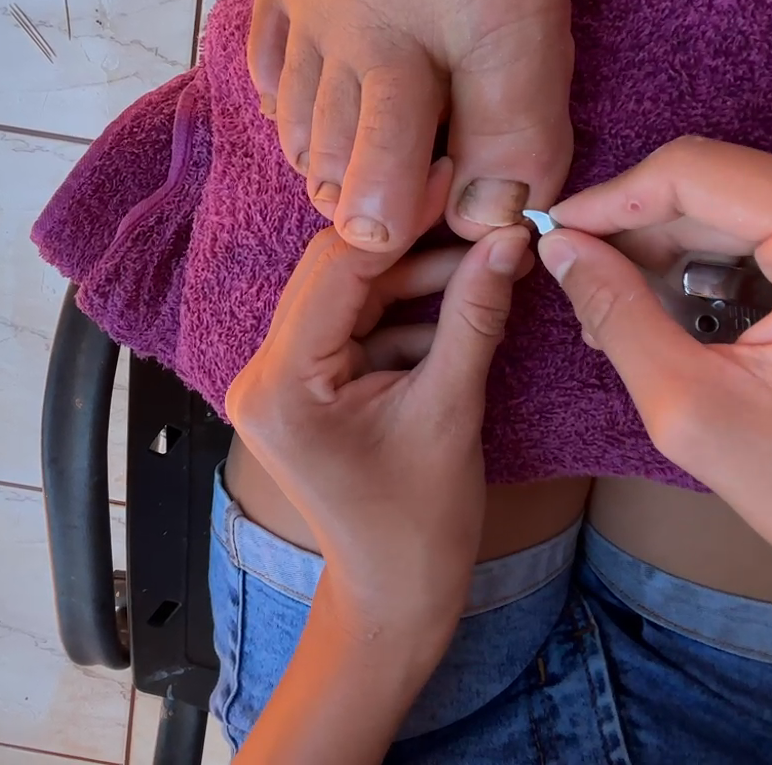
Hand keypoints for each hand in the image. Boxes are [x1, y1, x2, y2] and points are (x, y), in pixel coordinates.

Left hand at [225, 163, 532, 641]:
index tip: (453, 176)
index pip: (338, 268)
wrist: (393, 594)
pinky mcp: (301, 385)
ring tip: (481, 260)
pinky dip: (402, 314)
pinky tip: (455, 301)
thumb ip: (473, 316)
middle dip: (411, 247)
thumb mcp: (451, 411)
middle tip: (475, 215)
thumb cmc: (420, 526)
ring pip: (348, 296)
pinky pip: (352, 326)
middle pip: (337, 275)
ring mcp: (277, 378)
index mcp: (283, 384)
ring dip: (412, 280)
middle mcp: (262, 373)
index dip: (401, 218)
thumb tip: (508, 239)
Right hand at [248, 0, 607, 250]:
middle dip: (349, 196)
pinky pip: (269, 39)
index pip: (375, 189)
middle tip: (375, 219)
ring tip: (335, 174)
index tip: (416, 244)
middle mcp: (323, 36)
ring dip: (314, 147)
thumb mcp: (525, 4)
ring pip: (292, 101)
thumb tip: (488, 214)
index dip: (395, 229)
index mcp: (381, 63)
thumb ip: (510, 121)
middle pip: (323, 152)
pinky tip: (293, 95)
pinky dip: (282, 84)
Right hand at [538, 136, 771, 764]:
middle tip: (593, 290)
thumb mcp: (698, 415)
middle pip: (741, 190)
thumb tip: (561, 246)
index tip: (557, 232)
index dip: (614, 197)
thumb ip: (616, 313)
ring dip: (702, 254)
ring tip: (649, 317)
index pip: (703, 171)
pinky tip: (722, 315)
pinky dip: (759, 263)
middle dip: (655, 238)